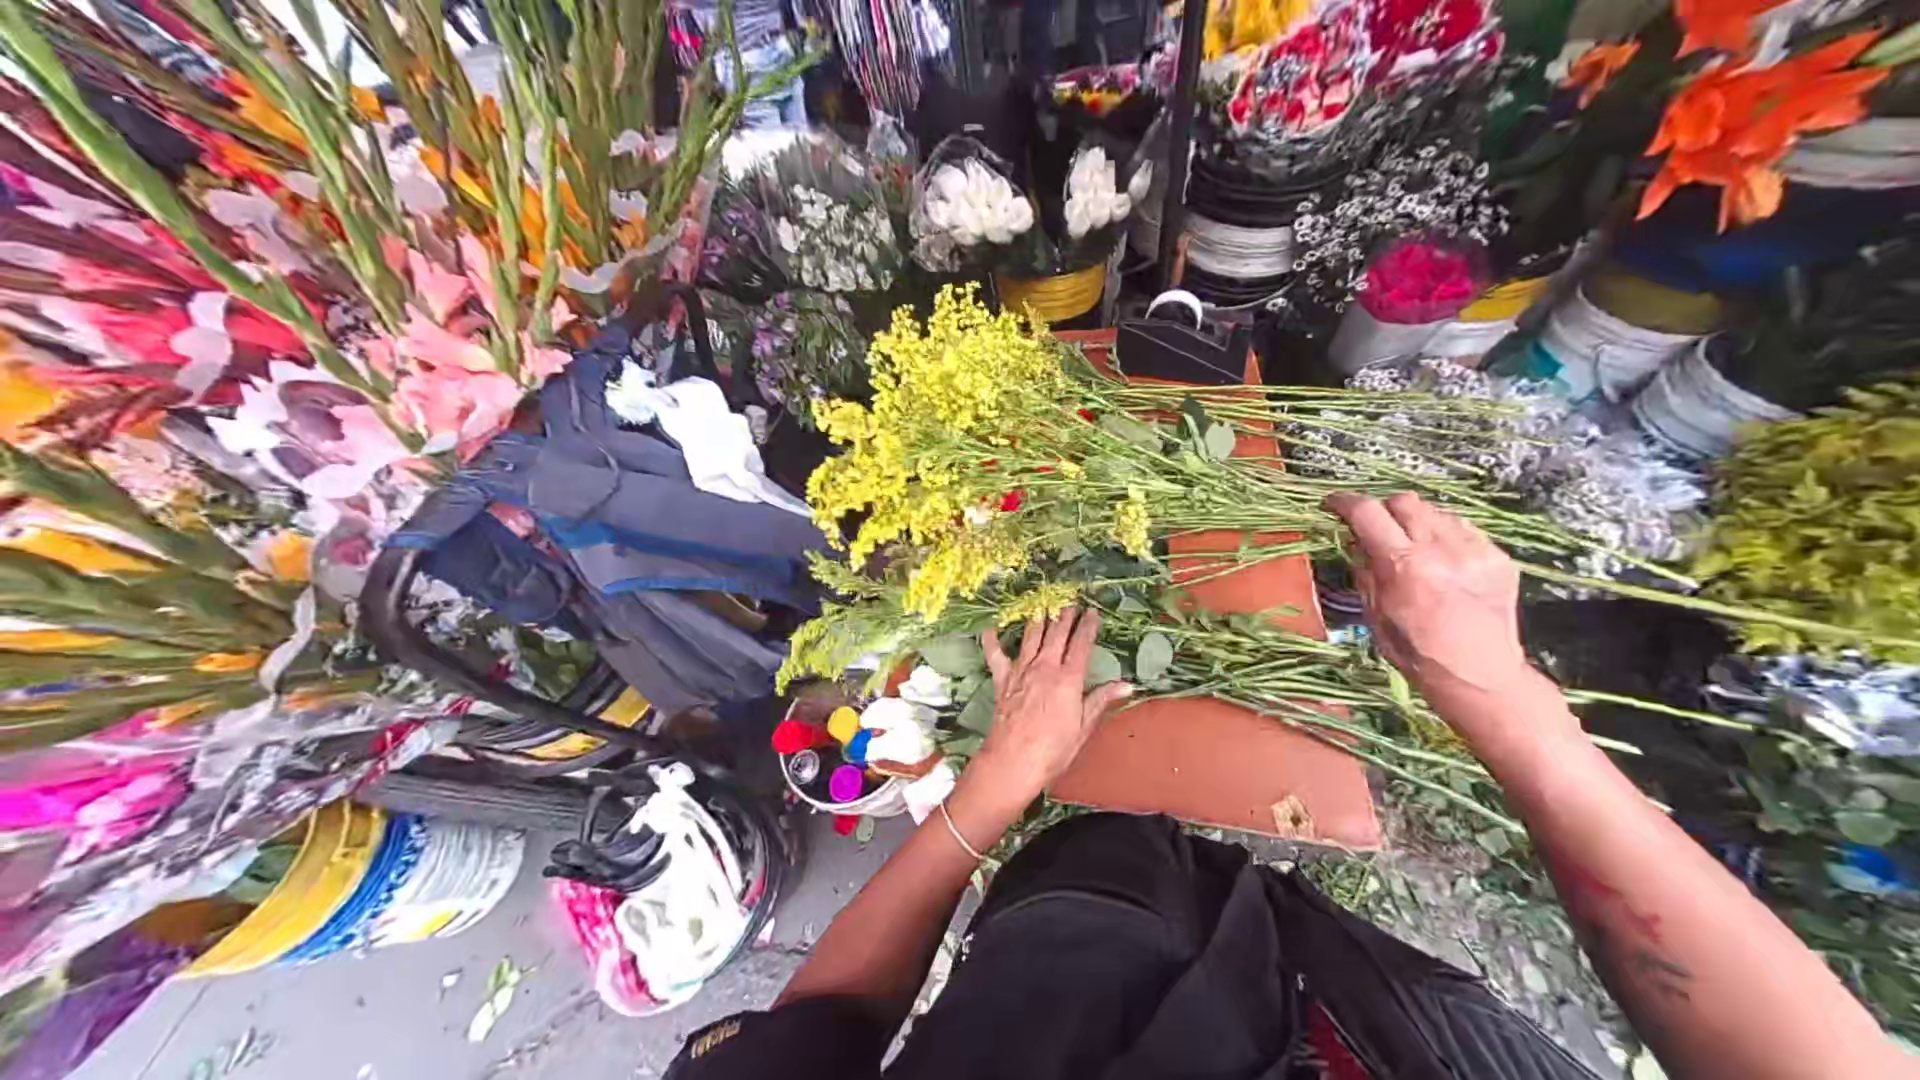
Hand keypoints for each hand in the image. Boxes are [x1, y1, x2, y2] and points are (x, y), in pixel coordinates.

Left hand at [970, 607, 1131, 800]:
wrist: (1013, 759)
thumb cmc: (1053, 749)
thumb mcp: (1083, 726)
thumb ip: (1101, 700)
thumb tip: (1127, 684)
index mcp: (1068, 679)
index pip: (1081, 644)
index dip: (1088, 626)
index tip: (1093, 611)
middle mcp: (1044, 668)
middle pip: (1056, 634)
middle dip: (1065, 616)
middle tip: (1070, 601)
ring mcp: (1021, 671)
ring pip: (1031, 637)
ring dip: (1039, 618)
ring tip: (1044, 604)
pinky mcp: (1002, 680)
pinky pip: (995, 654)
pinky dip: (993, 639)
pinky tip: (991, 625)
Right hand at [1325, 492, 1537, 704]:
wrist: (1479, 674)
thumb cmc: (1415, 651)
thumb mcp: (1374, 611)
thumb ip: (1365, 569)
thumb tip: (1354, 539)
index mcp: (1404, 566)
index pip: (1368, 512)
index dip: (1345, 502)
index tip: (1333, 503)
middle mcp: (1442, 550)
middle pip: (1404, 501)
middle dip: (1383, 509)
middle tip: (1375, 527)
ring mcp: (1475, 551)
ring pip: (1435, 511)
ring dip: (1415, 521)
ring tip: (1410, 544)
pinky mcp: (1499, 558)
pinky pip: (1463, 529)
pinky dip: (1444, 535)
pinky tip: (1440, 558)